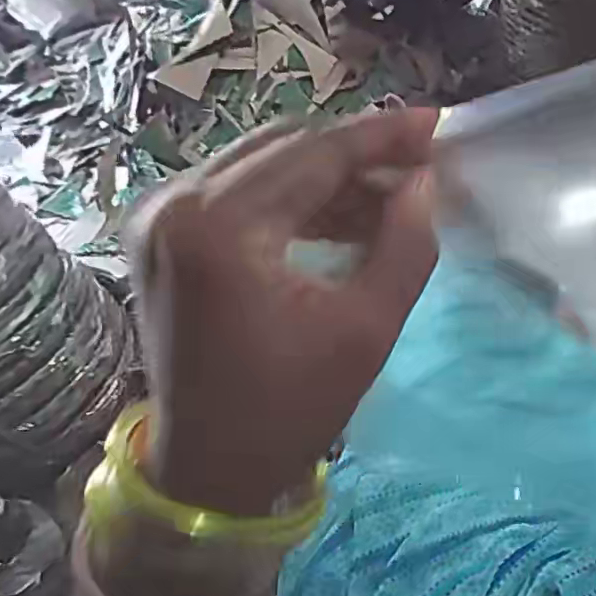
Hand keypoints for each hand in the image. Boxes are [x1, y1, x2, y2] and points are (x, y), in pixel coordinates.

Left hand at [126, 108, 440, 515]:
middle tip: (418, 165)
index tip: (436, 125)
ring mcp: (159, 219)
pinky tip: (342, 221)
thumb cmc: (290, 411)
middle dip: (357, 155)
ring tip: (390, 199)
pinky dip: (294, 203)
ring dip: (328, 180)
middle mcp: (175, 204)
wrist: (211, 469)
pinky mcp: (162, 240)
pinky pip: (240, 197)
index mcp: (218, 226)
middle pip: (284, 150)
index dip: (382, 136)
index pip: (314, 154)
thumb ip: (405, 246)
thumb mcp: (366, 331)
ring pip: (262, 168)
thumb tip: (423, 183)